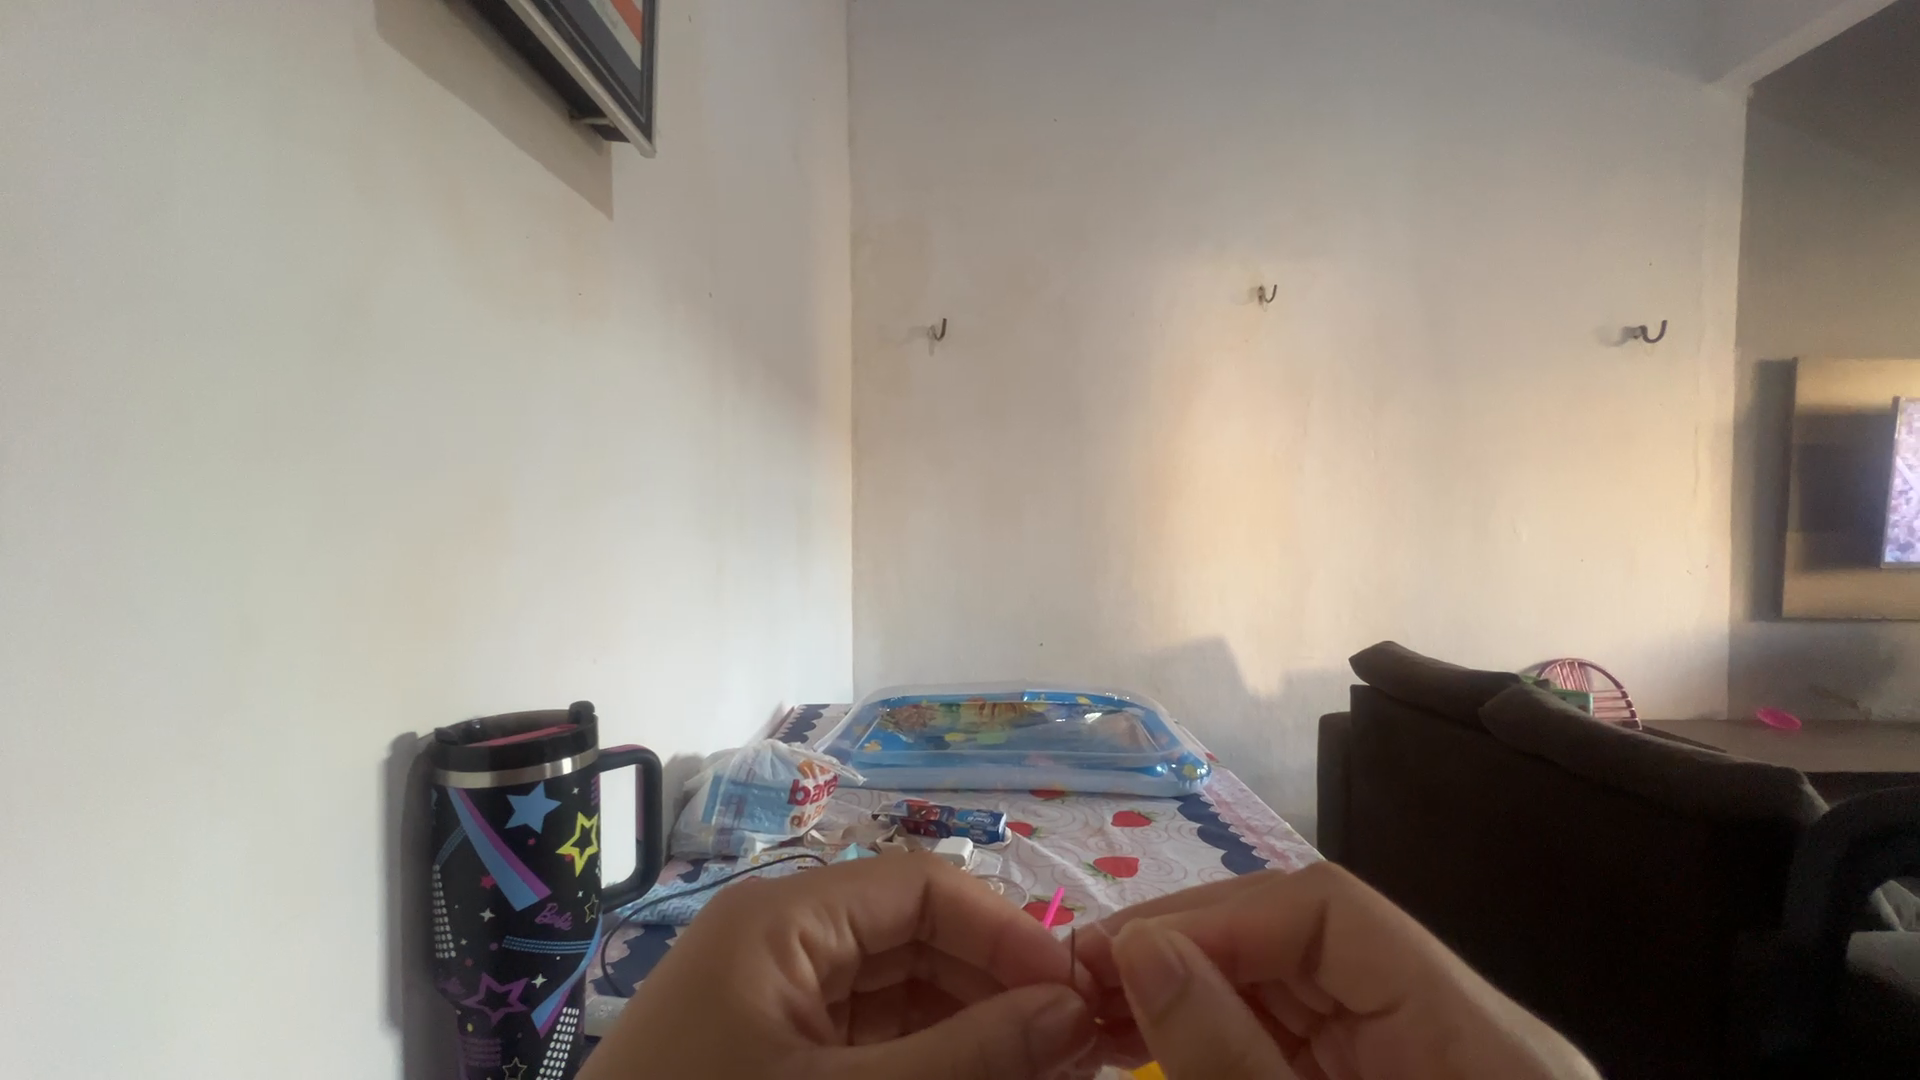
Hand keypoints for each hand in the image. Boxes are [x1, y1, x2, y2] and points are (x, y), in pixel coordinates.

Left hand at [582, 853, 1097, 1079]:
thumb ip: (965, 1057)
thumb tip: (1073, 1012)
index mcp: (785, 916)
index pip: (920, 886)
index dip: (1004, 928)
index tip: (1073, 990)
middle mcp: (782, 938)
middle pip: (914, 936)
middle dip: (994, 983)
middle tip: (1072, 1042)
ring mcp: (775, 996)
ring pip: (898, 988)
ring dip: (968, 1023)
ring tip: (1040, 1064)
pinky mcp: (772, 1048)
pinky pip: (868, 1035)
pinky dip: (926, 1055)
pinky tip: (976, 1075)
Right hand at [1072, 863, 1598, 1079]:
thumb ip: (1229, 1060)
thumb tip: (1138, 947)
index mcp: (1483, 1045)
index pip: (1334, 913)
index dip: (1220, 916)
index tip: (1127, 952)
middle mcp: (1451, 1031)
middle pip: (1301, 938)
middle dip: (1187, 946)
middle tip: (1090, 974)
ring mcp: (1411, 1059)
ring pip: (1282, 981)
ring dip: (1186, 984)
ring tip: (1100, 1007)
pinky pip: (1284, 1032)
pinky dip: (1212, 1028)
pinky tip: (1147, 1036)